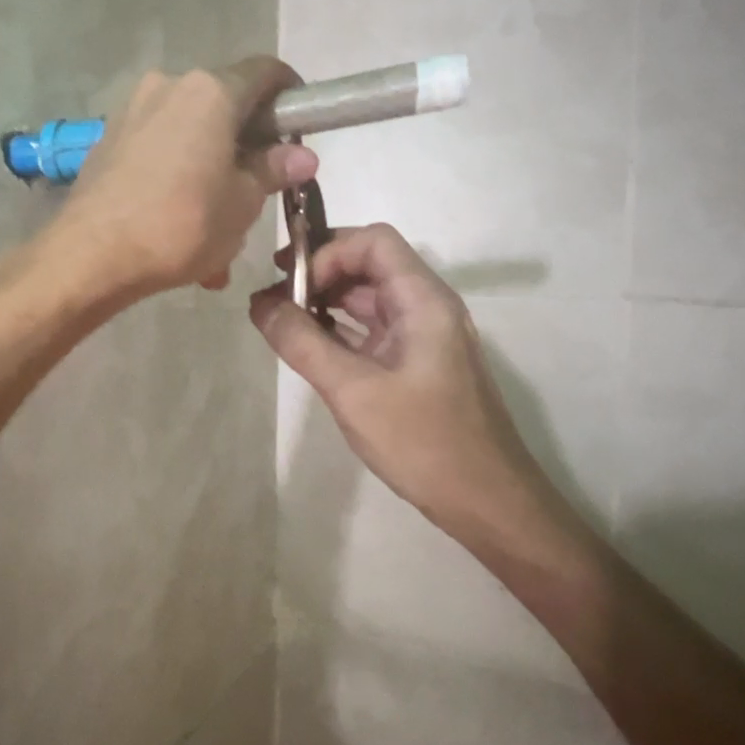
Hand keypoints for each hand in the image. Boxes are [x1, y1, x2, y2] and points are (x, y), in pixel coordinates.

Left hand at [49, 59, 319, 295]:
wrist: (90, 255)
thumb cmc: (180, 225)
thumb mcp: (242, 204)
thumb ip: (272, 171)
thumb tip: (300, 155)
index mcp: (210, 91)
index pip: (265, 72)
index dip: (290, 97)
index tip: (298, 132)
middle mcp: (167, 87)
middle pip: (222, 108)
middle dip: (242, 153)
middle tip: (255, 198)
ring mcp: (130, 113)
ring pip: (187, 141)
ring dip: (206, 181)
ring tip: (215, 242)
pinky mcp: (106, 143)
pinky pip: (156, 157)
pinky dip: (173, 186)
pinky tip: (176, 236)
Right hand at [249, 223, 554, 537]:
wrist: (486, 502)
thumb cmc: (423, 442)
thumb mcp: (352, 390)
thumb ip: (302, 342)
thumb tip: (258, 303)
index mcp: (424, 301)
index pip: (372, 242)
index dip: (325, 252)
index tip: (287, 286)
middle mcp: (426, 309)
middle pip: (368, 264)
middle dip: (317, 272)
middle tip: (271, 297)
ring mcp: (421, 338)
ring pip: (367, 298)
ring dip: (323, 302)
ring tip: (279, 322)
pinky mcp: (414, 366)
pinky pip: (369, 330)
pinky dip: (335, 329)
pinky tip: (305, 348)